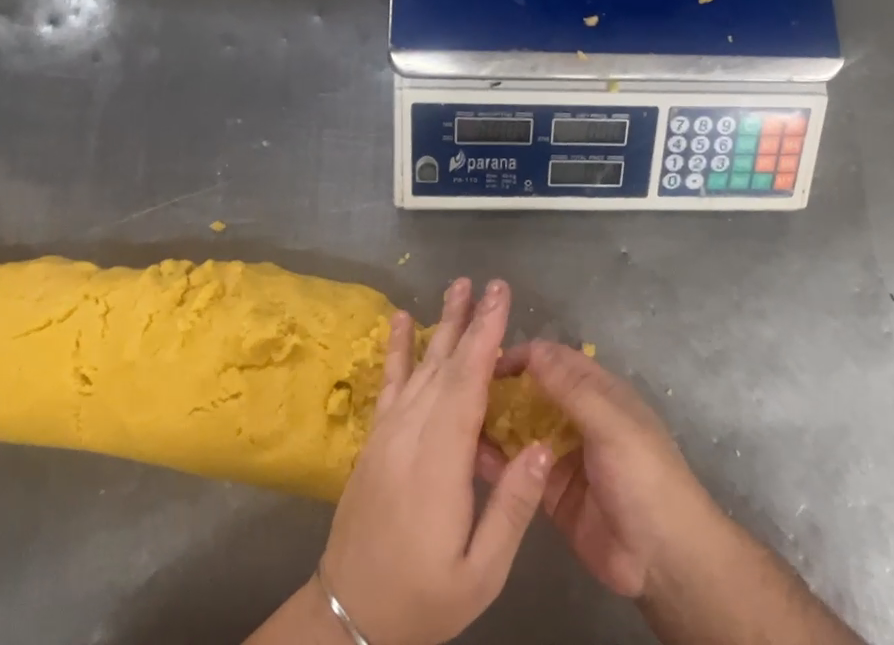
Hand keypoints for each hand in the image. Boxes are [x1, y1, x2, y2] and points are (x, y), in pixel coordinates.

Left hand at [319, 278, 555, 644]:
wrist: (349, 617)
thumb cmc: (424, 598)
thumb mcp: (481, 570)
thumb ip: (512, 506)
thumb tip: (543, 446)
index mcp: (439, 463)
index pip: (467, 384)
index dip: (486, 336)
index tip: (501, 297)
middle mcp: (409, 438)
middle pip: (443, 366)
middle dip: (468, 321)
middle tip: (487, 282)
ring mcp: (386, 438)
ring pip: (417, 369)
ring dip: (439, 327)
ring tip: (454, 289)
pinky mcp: (374, 444)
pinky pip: (388, 387)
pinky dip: (397, 352)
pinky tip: (401, 324)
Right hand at [477, 341, 715, 597]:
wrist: (664, 559)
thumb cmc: (645, 480)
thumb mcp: (612, 426)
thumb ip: (572, 390)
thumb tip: (533, 350)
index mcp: (602, 395)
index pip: (556, 361)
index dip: (523, 357)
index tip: (483, 362)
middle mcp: (580, 419)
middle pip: (534, 393)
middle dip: (502, 389)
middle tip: (456, 393)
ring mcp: (564, 457)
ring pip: (522, 430)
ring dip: (494, 424)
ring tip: (452, 423)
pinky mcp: (551, 492)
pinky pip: (519, 469)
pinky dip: (495, 461)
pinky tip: (464, 457)